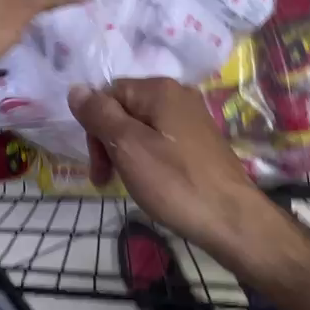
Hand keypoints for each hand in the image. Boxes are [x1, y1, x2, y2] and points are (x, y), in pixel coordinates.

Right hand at [68, 78, 283, 263]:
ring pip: (143, 127)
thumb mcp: (129, 147)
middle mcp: (178, 95)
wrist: (233, 221)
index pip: (109, 93)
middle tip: (106, 180)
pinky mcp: (201, 142)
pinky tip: (153, 184)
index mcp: (160, 89)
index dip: (96, 127)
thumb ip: (100, 115)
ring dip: (128, 153)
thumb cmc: (176, 182)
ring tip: (130, 185)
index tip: (99, 166)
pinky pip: (162, 140)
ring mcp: (193, 118)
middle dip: (110, 142)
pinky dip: (149, 159)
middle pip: (126, 109)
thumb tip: (76, 89)